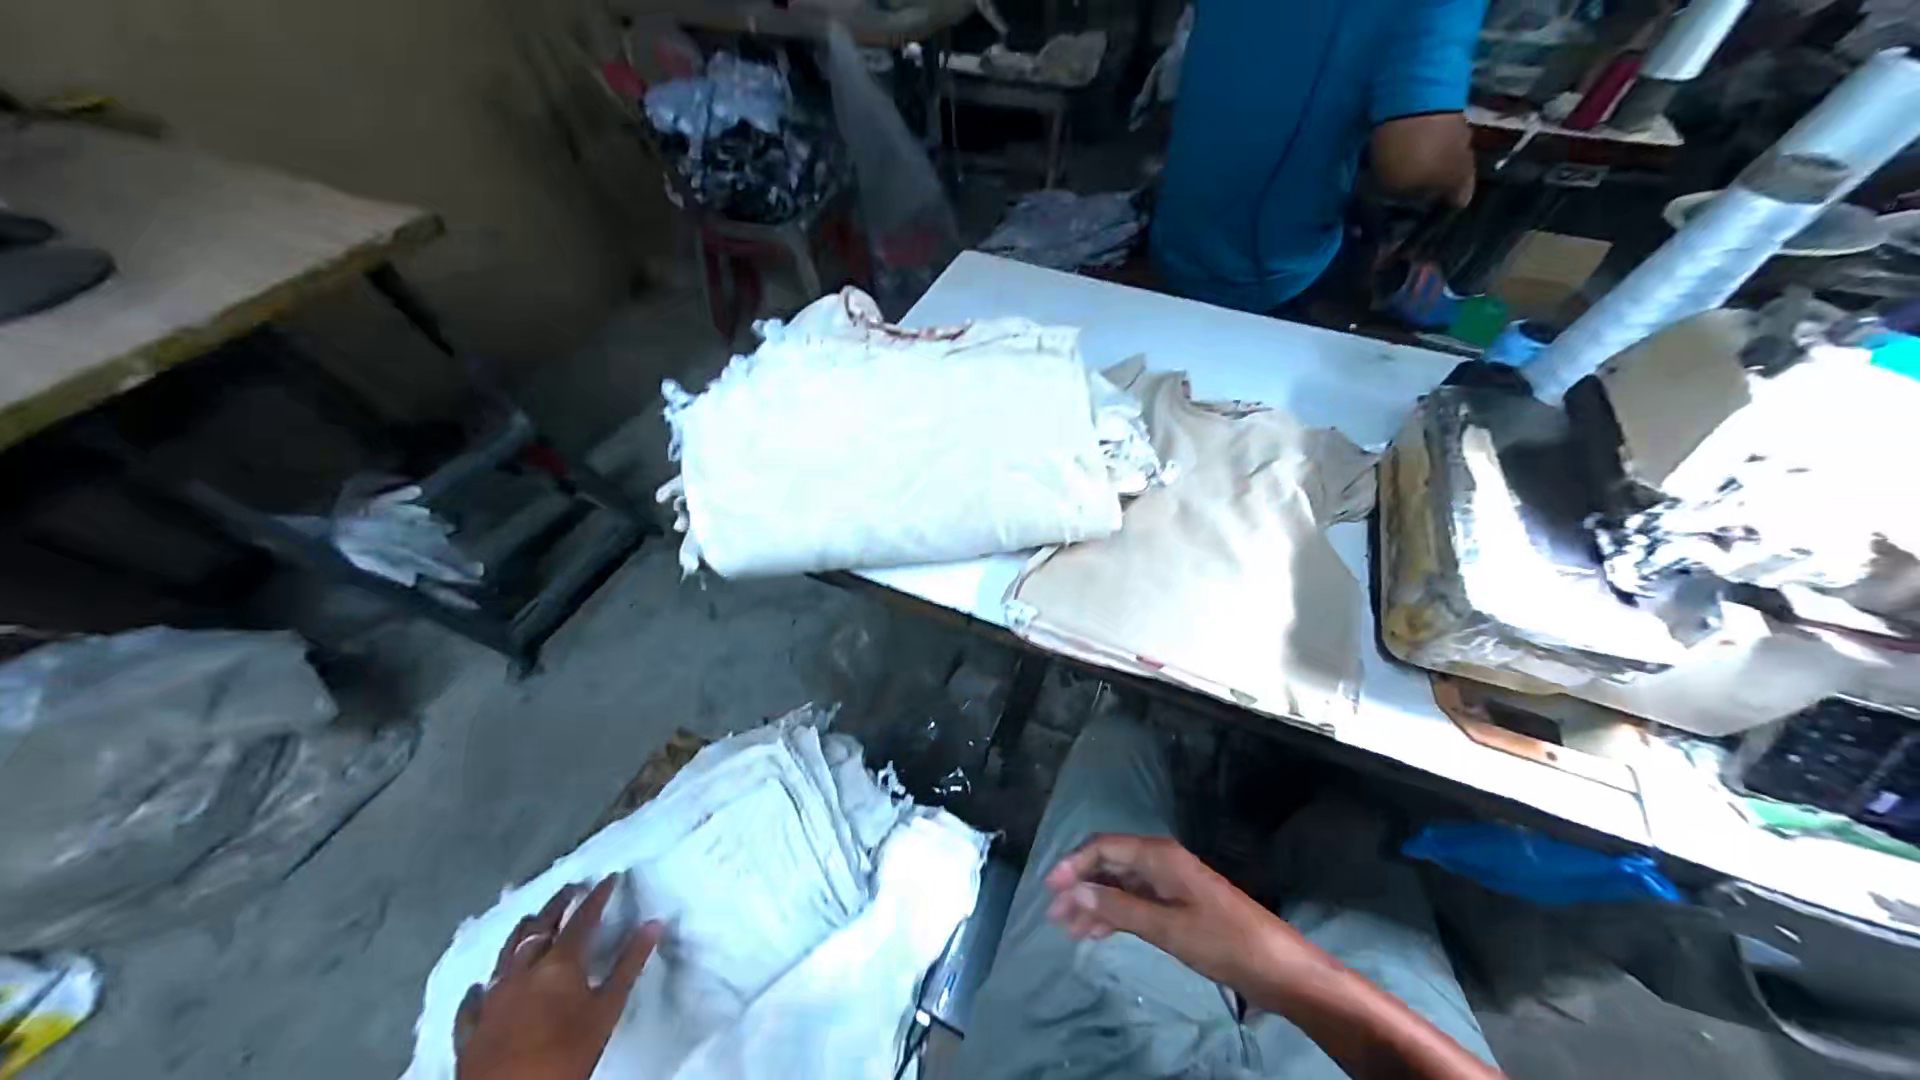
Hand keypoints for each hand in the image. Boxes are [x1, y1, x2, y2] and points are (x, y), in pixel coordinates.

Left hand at [456, 876, 663, 1079]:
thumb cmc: (567, 1056)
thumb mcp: (608, 1010)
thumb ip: (629, 965)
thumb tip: (653, 924)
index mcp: (559, 964)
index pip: (583, 919)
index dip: (598, 896)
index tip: (610, 878)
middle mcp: (523, 971)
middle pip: (540, 927)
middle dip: (557, 905)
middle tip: (571, 889)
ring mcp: (492, 999)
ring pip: (506, 953)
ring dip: (523, 932)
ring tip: (533, 919)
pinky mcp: (470, 1029)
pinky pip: (473, 1000)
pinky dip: (482, 986)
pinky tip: (482, 984)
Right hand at [1044, 834, 1331, 1002]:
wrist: (1278, 968)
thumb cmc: (1223, 941)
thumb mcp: (1167, 928)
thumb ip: (1119, 908)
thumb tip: (1074, 892)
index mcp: (1158, 856)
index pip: (1103, 847)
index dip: (1073, 864)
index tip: (1050, 889)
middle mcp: (1159, 862)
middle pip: (1108, 864)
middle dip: (1080, 886)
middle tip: (1055, 915)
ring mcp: (1168, 883)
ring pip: (1118, 885)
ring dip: (1093, 903)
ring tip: (1068, 929)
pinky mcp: (1175, 905)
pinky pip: (1133, 902)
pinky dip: (1113, 915)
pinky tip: (1095, 933)